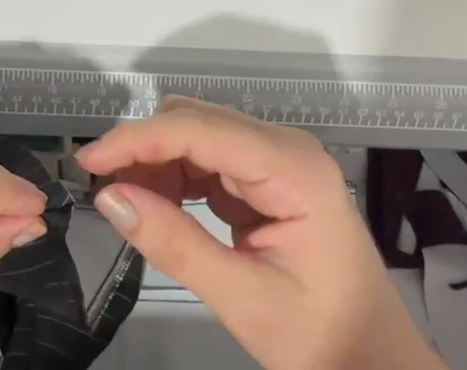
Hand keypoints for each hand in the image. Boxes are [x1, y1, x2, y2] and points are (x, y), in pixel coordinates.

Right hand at [78, 97, 443, 369]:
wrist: (377, 369)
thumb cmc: (324, 342)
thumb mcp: (245, 301)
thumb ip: (175, 245)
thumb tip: (108, 197)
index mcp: (293, 170)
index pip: (198, 130)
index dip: (138, 139)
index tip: (88, 162)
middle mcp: (285, 148)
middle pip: (194, 122)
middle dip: (142, 148)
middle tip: (100, 187)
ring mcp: (277, 160)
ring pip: (194, 135)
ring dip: (154, 161)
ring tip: (124, 201)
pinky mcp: (267, 178)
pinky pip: (206, 158)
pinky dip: (173, 176)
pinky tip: (154, 205)